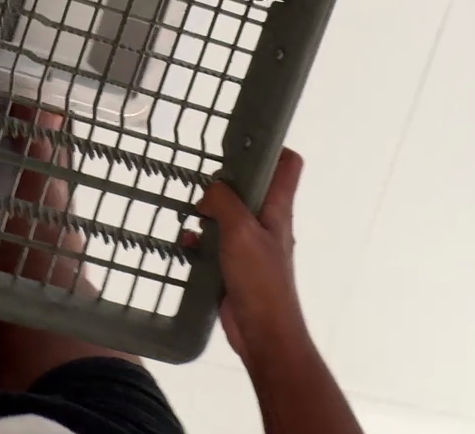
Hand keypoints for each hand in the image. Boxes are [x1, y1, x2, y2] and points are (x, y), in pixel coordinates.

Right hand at [197, 147, 306, 362]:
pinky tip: (187, 243)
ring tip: (190, 211)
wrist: (263, 335)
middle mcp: (266, 221)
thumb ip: (223, 201)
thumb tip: (209, 193)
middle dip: (225, 179)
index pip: (287, 165)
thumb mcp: (240, 230)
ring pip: (228, 213)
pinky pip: (215, 241)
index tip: (242, 139)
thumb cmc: (259, 280)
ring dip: (208, 211)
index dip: (271, 147)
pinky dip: (200, 239)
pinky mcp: (235, 264)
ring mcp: (251, 243)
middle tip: (203, 178)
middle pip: (250, 186)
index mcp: (276, 208)